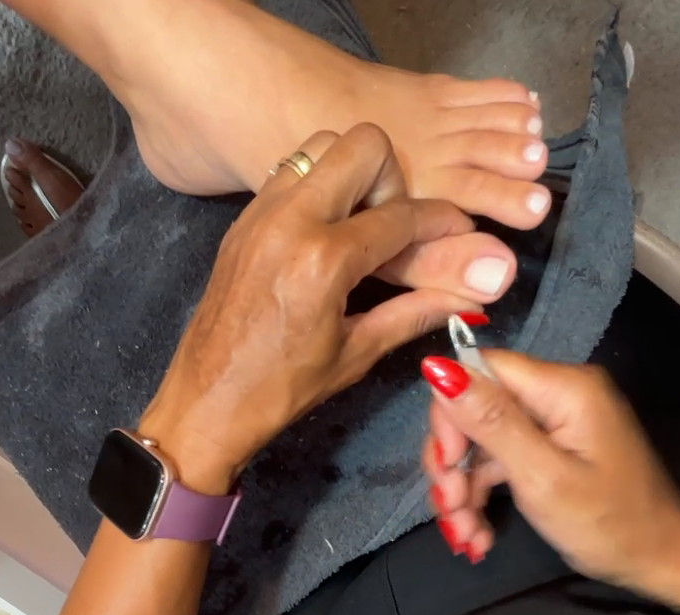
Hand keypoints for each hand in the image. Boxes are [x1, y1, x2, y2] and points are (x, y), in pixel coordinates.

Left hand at [138, 123, 493, 493]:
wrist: (206, 403)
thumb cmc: (279, 391)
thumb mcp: (355, 354)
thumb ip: (415, 312)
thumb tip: (474, 295)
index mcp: (322, 260)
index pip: (403, 215)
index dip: (443, 223)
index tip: (459, 234)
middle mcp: (290, 221)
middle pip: (366, 146)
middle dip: (392, 181)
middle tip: (388, 231)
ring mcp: (260, 215)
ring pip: (322, 147)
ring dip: (351, 176)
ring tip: (354, 230)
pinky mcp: (242, 221)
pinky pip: (289, 172)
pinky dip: (316, 188)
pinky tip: (322, 235)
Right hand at [420, 349, 679, 595]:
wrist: (658, 563)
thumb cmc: (609, 524)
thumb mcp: (543, 477)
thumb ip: (492, 422)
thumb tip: (437, 367)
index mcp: (563, 388)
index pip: (479, 370)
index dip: (450, 414)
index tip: (448, 465)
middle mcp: (555, 395)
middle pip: (473, 409)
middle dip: (452, 463)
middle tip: (452, 509)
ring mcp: (551, 424)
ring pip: (477, 443)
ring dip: (461, 490)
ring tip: (466, 536)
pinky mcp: (546, 449)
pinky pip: (496, 462)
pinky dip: (480, 497)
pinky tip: (478, 535)